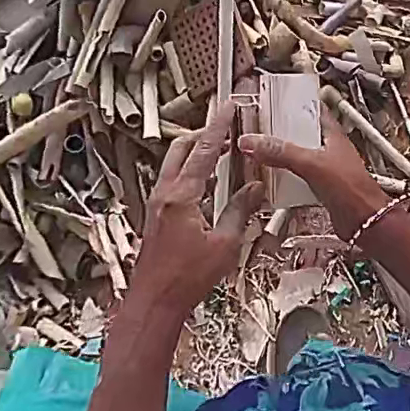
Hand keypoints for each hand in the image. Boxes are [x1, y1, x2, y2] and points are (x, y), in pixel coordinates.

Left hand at [127, 98, 264, 321]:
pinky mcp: (156, 217)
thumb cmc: (187, 278)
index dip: (219, 126)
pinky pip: (173, 183)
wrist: (154, 303)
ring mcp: (156, 206)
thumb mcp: (225, 244)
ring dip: (196, 155)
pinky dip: (191, 174)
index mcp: (181, 196)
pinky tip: (208, 187)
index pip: (203, 150)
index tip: (229, 107)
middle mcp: (164, 195)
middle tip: (224, 128)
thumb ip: (240, 211)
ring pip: (174, 165)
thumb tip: (255, 189)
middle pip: (181, 149)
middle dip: (203, 135)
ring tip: (221, 154)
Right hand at [239, 116, 390, 241]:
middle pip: (303, 135)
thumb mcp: (311, 164)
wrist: (363, 221)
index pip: (314, 111)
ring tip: (264, 154)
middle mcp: (330, 150)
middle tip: (263, 131)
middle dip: (283, 133)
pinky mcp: (322, 188)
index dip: (297, 105)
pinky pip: (300, 179)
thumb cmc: (352, 188)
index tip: (277, 102)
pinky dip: (287, 179)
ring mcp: (327, 169)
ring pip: (300, 157)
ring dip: (284, 157)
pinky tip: (276, 182)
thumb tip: (253, 142)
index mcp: (333, 136)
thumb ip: (281, 152)